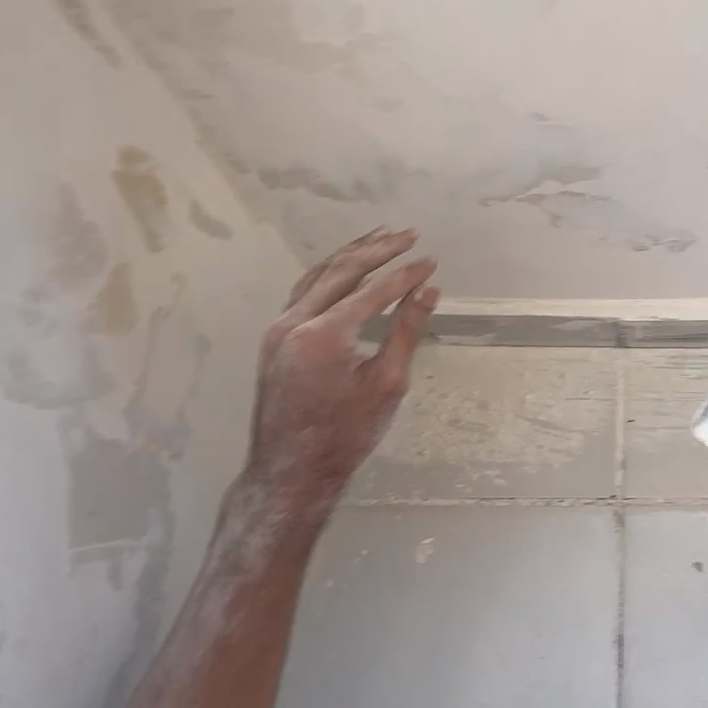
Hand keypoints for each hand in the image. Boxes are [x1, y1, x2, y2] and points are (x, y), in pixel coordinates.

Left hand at [244, 228, 437, 515]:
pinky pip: (304, 292)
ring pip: (318, 276)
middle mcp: (294, 322)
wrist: (290, 472)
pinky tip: (345, 267)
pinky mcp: (275, 339)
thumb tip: (428, 290)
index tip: (431, 262)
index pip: (373, 290)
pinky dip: (329, 273)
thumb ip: (406, 331)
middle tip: (408, 235)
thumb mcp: (387, 384)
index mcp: (323, 333)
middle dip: (377, 250)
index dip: (405, 275)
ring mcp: (279, 329)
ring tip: (380, 237)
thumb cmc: (346, 434)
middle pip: (341, 271)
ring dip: (351, 254)